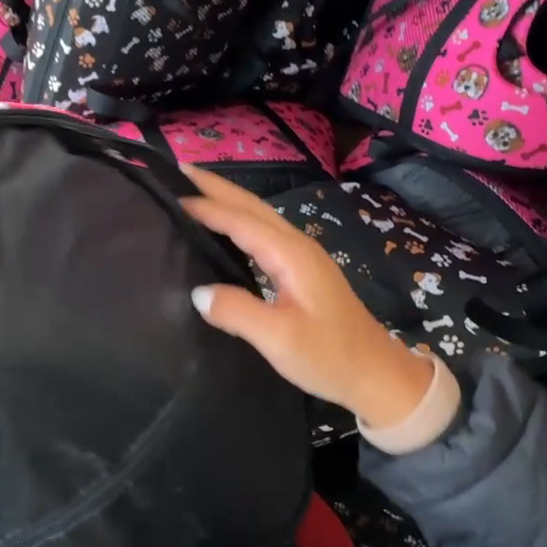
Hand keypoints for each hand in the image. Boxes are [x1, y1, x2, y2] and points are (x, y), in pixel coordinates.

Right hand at [181, 167, 433, 427]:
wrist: (377, 376)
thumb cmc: (330, 356)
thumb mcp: (280, 339)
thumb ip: (237, 312)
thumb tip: (197, 291)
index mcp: (290, 254)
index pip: (239, 220)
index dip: (204, 206)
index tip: (168, 194)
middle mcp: (297, 245)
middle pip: (251, 205)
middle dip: (215, 186)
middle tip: (177, 170)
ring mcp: (302, 255)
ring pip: (258, 215)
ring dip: (226, 198)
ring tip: (193, 189)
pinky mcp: (301, 269)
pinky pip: (262, 231)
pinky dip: (237, 218)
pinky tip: (224, 226)